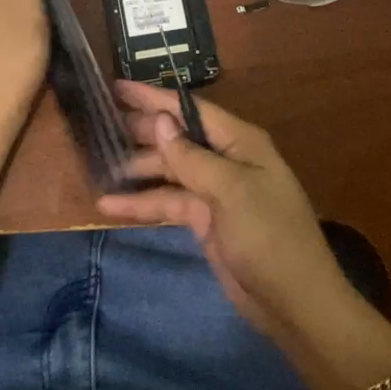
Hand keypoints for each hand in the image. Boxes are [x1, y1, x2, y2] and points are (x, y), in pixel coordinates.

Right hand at [95, 81, 364, 335]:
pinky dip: (142, 203)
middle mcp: (227, 160)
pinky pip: (168, 203)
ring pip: (169, 171)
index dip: (154, 98)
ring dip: (137, 168)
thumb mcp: (230, 191)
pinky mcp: (205, 221)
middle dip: (141, 131)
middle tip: (97, 124)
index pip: (190, 110)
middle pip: (177, 138)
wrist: (294, 302)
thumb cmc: (268, 236)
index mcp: (240, 142)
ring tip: (95, 164)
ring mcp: (215, 192)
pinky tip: (109, 205)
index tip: (116, 87)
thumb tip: (159, 120)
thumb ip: (191, 157)